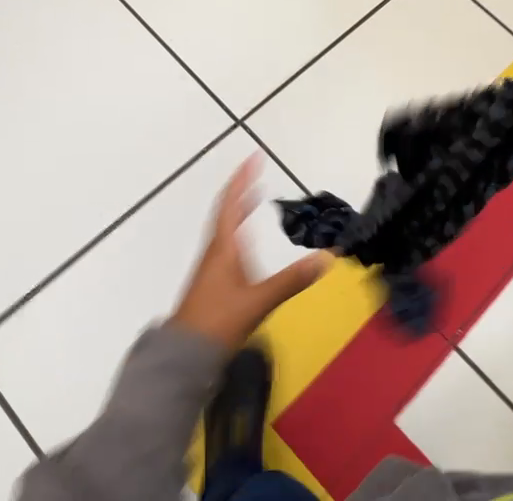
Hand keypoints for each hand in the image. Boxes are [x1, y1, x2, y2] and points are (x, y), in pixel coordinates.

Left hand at [170, 157, 328, 347]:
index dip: (243, 178)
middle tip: (258, 172)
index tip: (255, 156)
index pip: (231, 203)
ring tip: (256, 197)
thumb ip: (293, 279)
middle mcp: (216, 251)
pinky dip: (240, 230)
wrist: (183, 357)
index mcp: (224, 248)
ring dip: (240, 209)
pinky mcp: (214, 283)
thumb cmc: (218, 322)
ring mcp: (213, 268)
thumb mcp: (260, 300)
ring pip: (227, 228)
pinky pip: (228, 244)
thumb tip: (328, 256)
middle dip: (243, 190)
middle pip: (227, 212)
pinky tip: (249, 243)